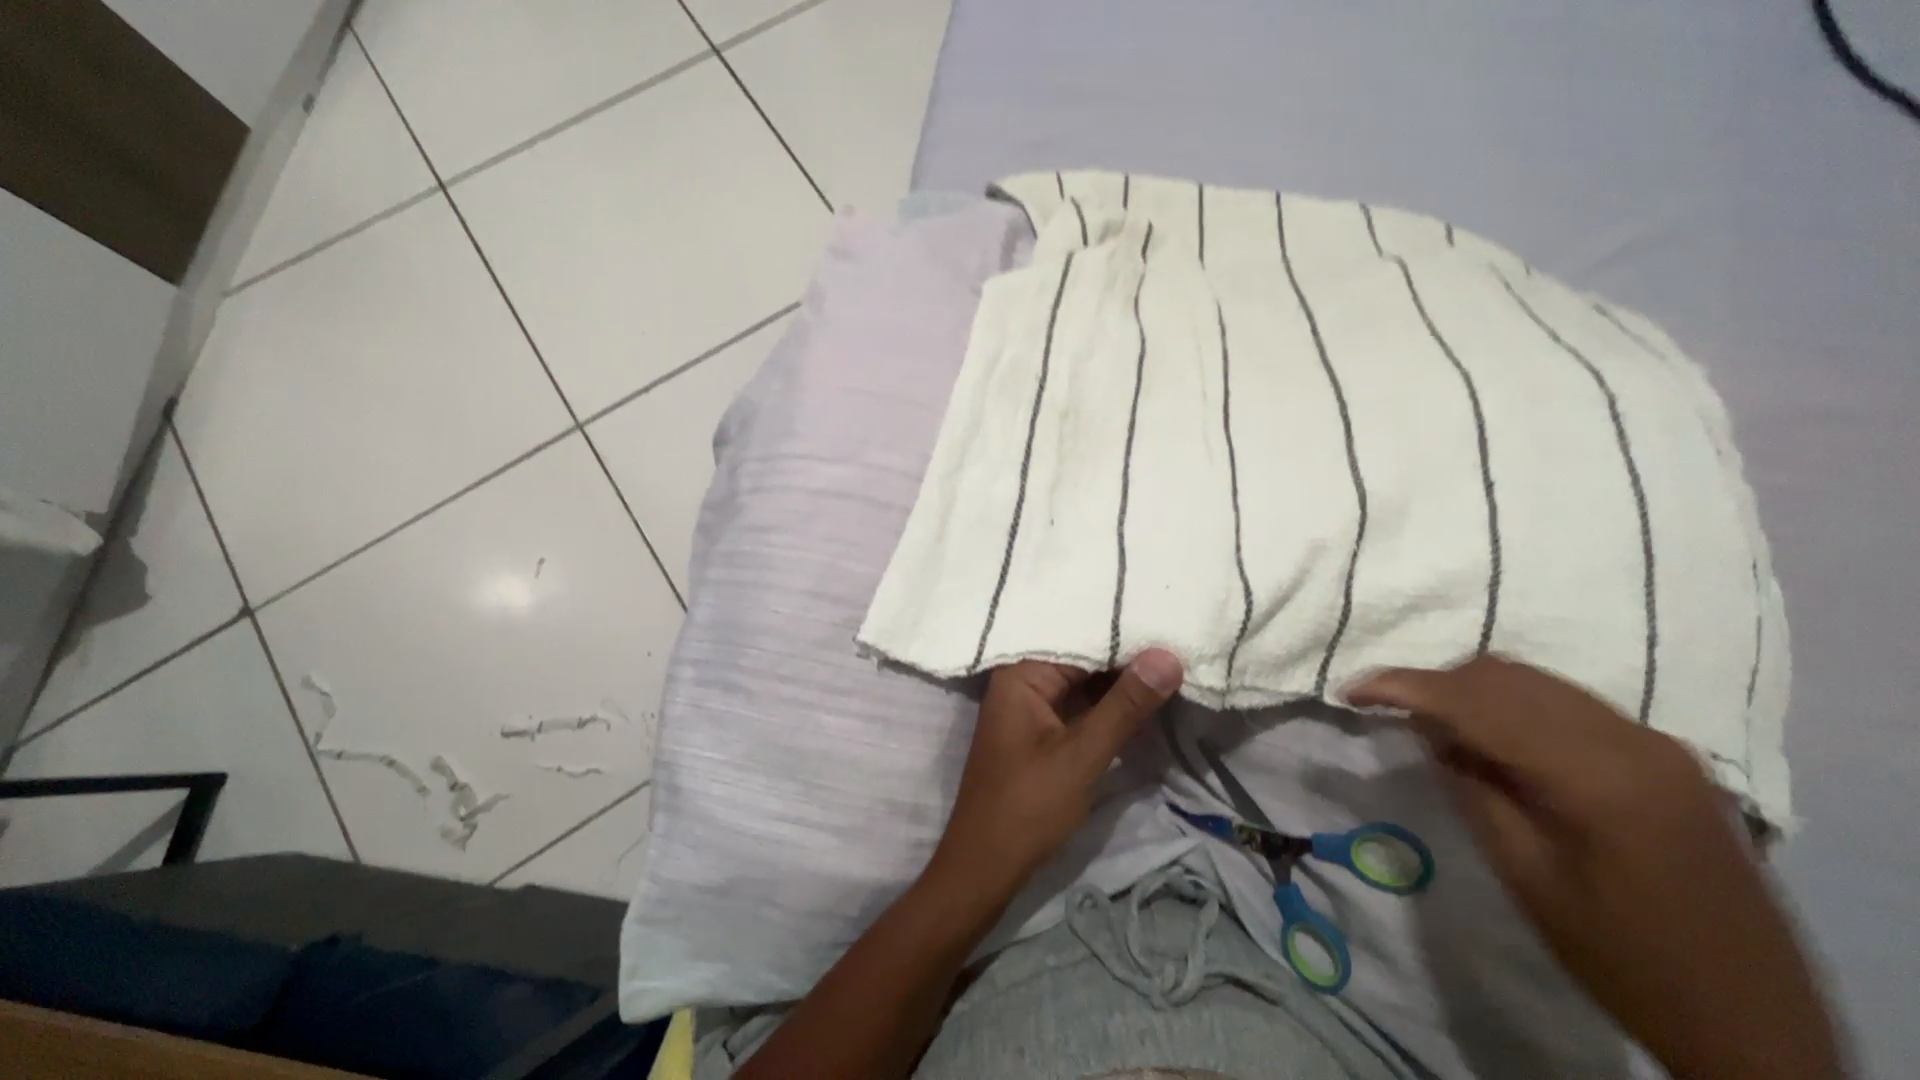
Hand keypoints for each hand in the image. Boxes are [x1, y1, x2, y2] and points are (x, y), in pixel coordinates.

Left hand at [928, 650, 1183, 897]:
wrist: (986, 865)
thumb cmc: (1028, 806)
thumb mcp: (1082, 755)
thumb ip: (1125, 705)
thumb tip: (1168, 655)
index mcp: (1020, 673)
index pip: (1080, 637)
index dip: (1126, 633)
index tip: (1173, 625)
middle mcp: (1021, 680)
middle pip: (1082, 656)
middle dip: (1128, 655)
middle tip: (1182, 639)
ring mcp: (1030, 707)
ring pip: (1084, 681)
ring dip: (1122, 681)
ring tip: (1176, 663)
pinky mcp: (1041, 731)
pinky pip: (1080, 704)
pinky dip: (1110, 704)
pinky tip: (1147, 699)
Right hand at [1346, 656, 1845, 1079]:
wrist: (1748, 1013)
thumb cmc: (1620, 958)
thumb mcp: (1527, 878)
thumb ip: (1475, 788)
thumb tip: (1430, 730)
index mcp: (1595, 773)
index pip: (1479, 702)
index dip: (1405, 687)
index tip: (1350, 689)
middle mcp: (1631, 737)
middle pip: (1510, 677)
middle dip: (1440, 684)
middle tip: (1392, 716)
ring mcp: (1657, 741)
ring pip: (1541, 683)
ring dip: (1478, 693)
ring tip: (1436, 729)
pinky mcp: (1668, 756)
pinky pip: (1573, 706)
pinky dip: (1520, 708)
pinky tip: (1497, 742)